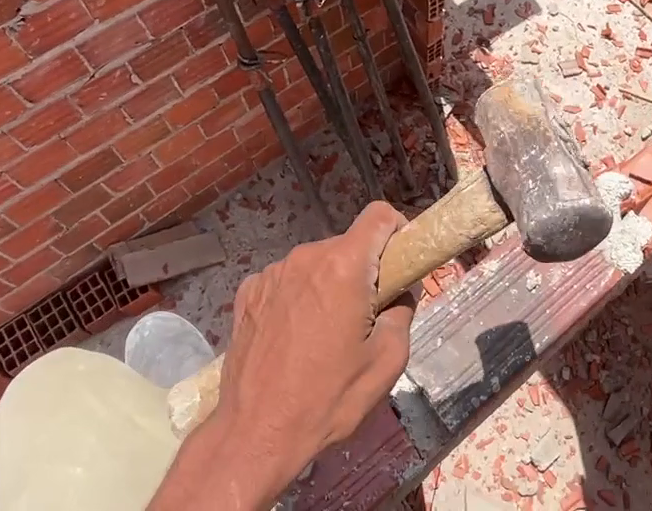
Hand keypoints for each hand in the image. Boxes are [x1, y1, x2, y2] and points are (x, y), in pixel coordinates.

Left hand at [216, 202, 414, 490]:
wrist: (255, 436)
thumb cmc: (327, 400)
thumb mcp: (387, 362)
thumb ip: (403, 313)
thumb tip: (399, 294)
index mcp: (344, 267)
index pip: (379, 215)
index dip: (397, 231)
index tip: (400, 264)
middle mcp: (306, 257)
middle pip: (348, 245)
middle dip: (363, 271)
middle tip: (366, 318)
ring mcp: (272, 273)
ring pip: (317, 264)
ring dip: (329, 286)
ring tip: (325, 336)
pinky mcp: (248, 292)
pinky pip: (287, 281)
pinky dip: (298, 298)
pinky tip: (293, 338)